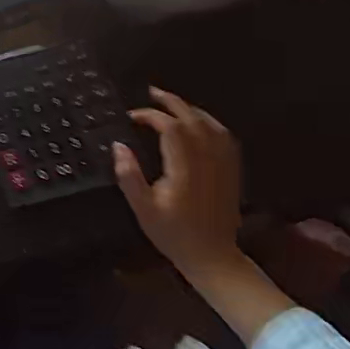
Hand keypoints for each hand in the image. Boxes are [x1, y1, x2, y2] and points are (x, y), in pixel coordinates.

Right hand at [112, 88, 243, 278]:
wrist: (213, 255)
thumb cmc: (172, 233)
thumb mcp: (142, 208)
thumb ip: (129, 175)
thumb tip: (118, 145)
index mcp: (185, 169)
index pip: (172, 129)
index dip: (151, 116)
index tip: (131, 117)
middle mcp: (208, 162)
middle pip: (195, 121)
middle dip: (173, 103)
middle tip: (152, 93)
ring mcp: (224, 166)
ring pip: (213, 126)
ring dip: (192, 110)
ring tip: (172, 103)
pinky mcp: (231, 172)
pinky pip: (226, 139)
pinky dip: (211, 123)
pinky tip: (200, 122)